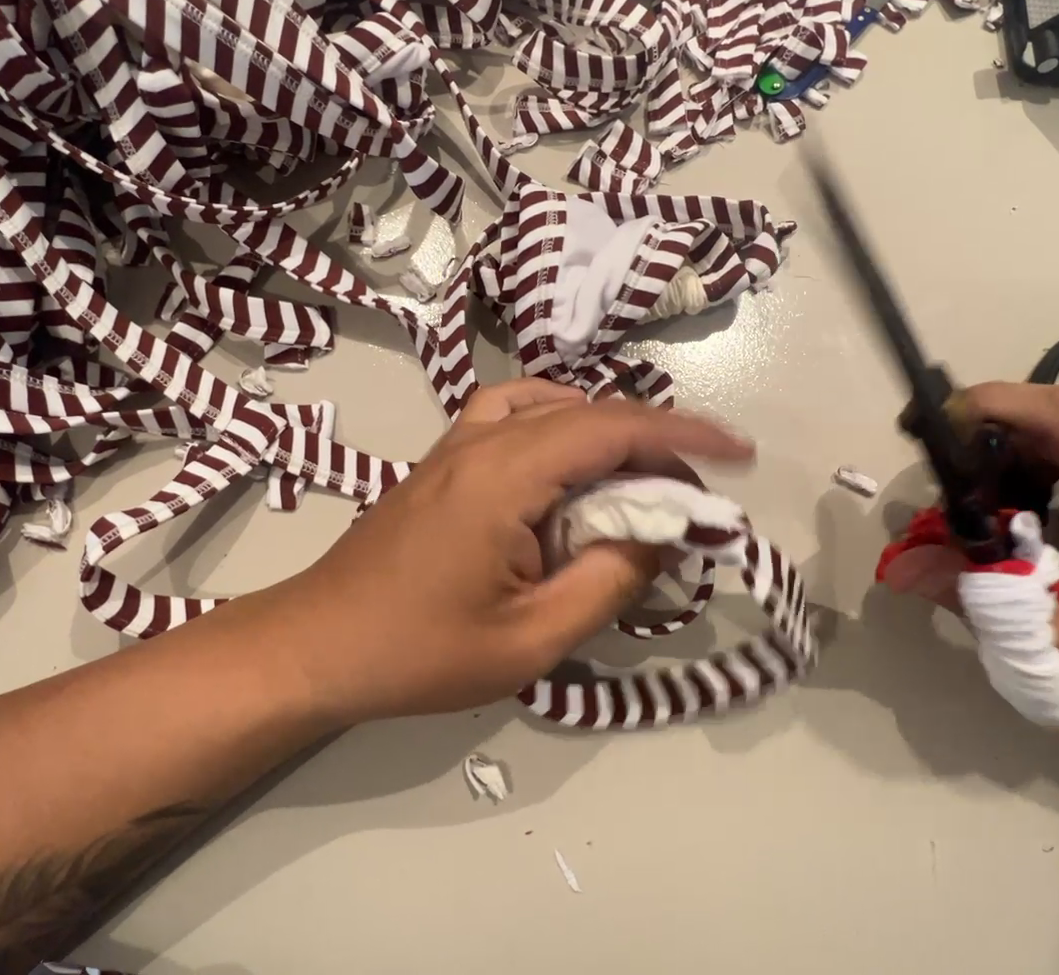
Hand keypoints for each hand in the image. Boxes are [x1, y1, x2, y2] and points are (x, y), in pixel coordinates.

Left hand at [248, 380, 752, 725]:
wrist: (318, 645)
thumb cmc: (419, 652)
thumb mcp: (532, 638)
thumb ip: (609, 580)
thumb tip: (663, 535)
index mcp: (505, 475)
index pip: (612, 430)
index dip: (684, 436)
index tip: (740, 452)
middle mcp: (481, 440)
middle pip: (586, 414)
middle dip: (653, 443)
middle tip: (694, 494)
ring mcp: (454, 445)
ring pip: (548, 407)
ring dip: (604, 431)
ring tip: (639, 479)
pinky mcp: (441, 462)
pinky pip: (511, 417)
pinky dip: (556, 426)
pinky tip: (567, 468)